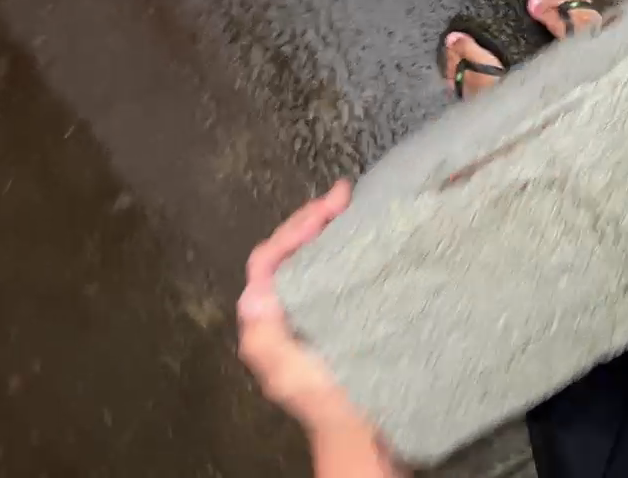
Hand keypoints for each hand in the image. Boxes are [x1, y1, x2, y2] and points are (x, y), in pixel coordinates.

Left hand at [238, 181, 370, 437]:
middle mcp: (289, 309)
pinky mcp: (346, 308)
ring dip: (331, 226)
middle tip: (346, 194)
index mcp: (271, 320)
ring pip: (315, 254)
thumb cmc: (333, 403)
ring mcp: (317, 307)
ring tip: (356, 204)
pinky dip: (352, 243)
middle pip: (291, 249)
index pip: (270, 259)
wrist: (371, 433)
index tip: (334, 205)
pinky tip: (373, 232)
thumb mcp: (294, 376)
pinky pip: (341, 266)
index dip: (296, 227)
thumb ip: (268, 342)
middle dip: (313, 218)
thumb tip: (254, 294)